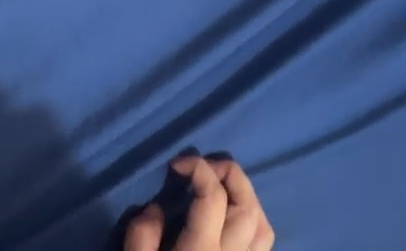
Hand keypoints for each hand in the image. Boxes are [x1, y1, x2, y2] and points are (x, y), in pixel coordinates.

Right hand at [124, 155, 274, 250]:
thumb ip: (142, 234)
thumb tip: (156, 207)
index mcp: (202, 250)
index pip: (212, 195)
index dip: (197, 168)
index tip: (176, 164)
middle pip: (247, 205)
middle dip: (229, 173)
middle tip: (204, 165)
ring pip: (263, 225)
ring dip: (247, 196)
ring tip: (221, 186)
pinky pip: (262, 243)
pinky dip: (253, 219)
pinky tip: (232, 216)